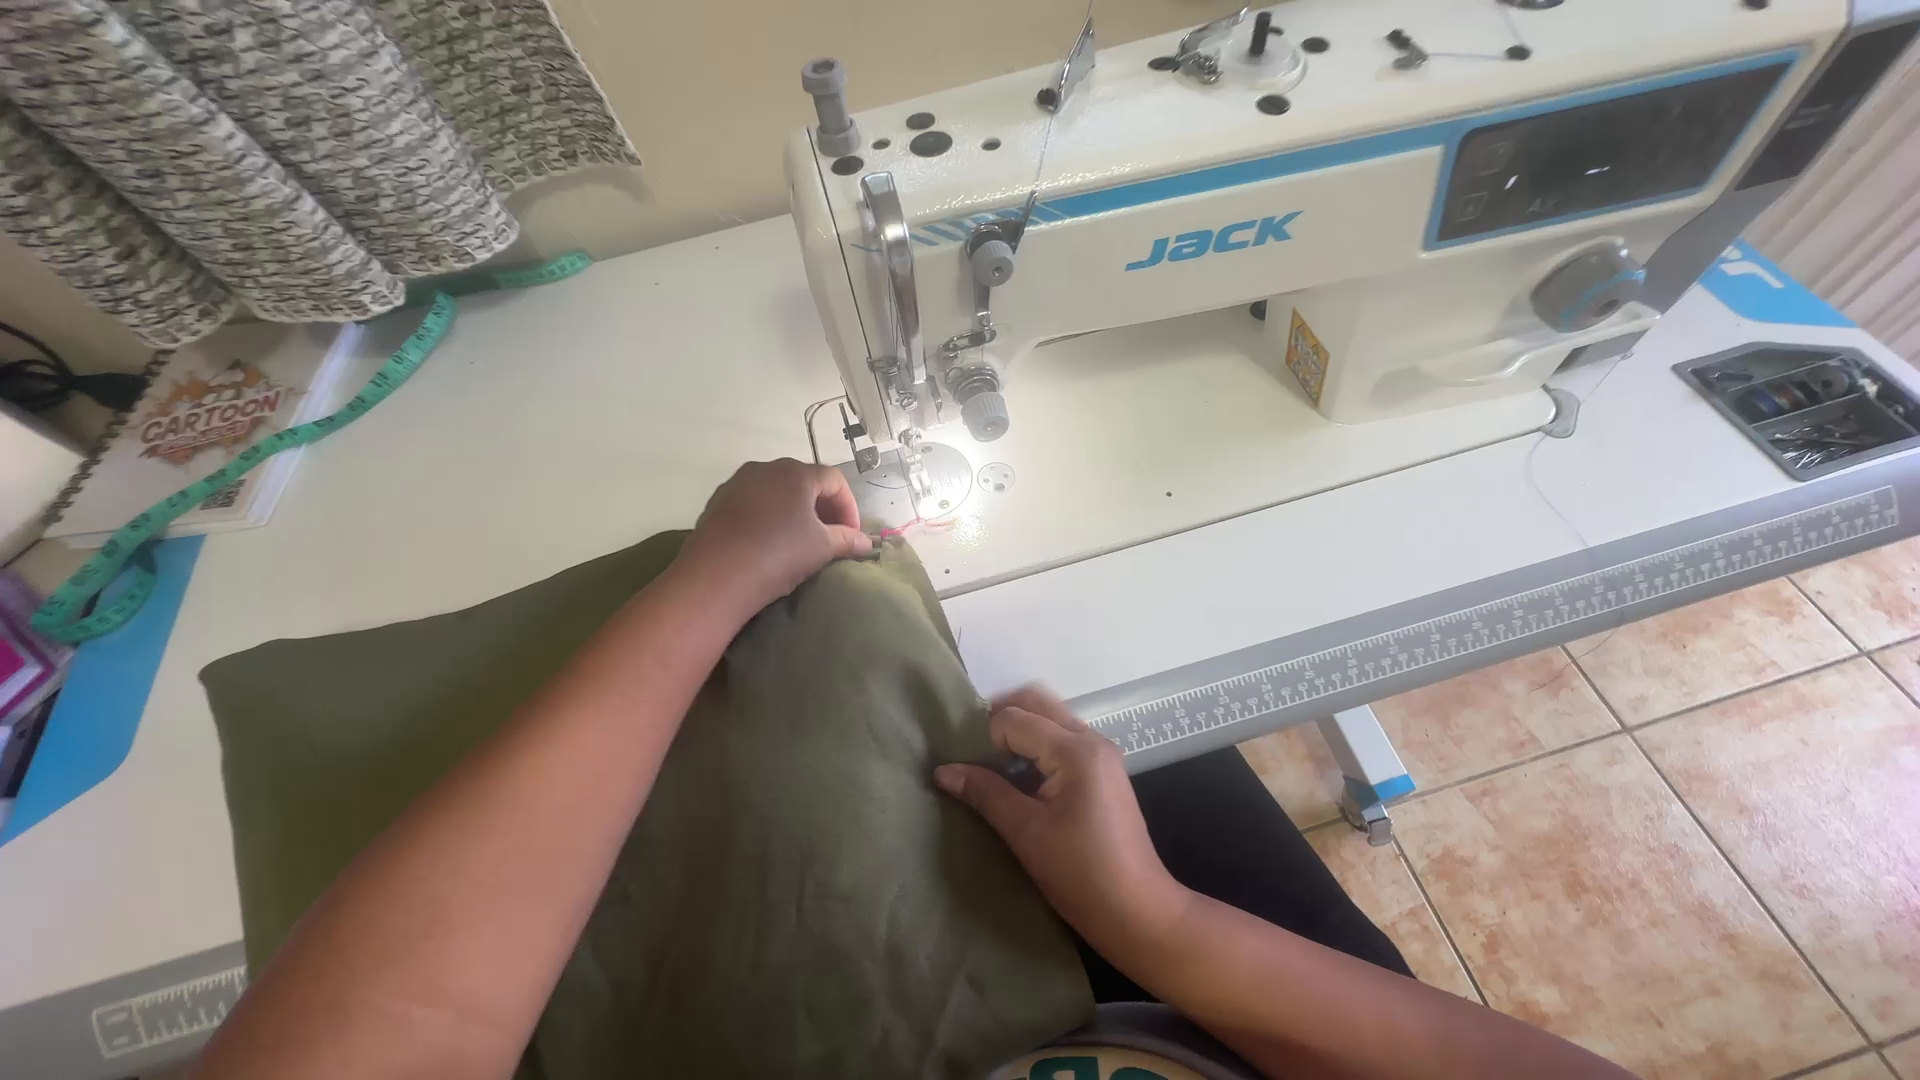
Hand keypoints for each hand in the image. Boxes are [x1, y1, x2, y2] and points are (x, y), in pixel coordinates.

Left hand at [674, 459, 872, 617]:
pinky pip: (753, 503)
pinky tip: (769, 543)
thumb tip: (866, 542)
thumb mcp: (821, 548)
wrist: (716, 577)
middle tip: (830, 536)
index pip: (834, 480)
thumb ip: (846, 539)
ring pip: (776, 491)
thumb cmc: (778, 555)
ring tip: (800, 540)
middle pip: (804, 481)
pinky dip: (768, 517)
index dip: (849, 507)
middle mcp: (765, 468)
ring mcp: (736, 483)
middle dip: (822, 507)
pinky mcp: (716, 502)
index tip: (852, 535)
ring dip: (794, 511)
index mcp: (795, 472)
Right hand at [935, 687, 1188, 952]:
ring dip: (1019, 732)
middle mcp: (1091, 740)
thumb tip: (943, 771)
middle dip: (1000, 719)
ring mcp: (1101, 754)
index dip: (984, 740)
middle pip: (1037, 702)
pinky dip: (1036, 747)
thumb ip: (985, 793)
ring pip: (1051, 718)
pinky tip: (1019, 780)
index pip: (1014, 719)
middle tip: (974, 755)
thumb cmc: (1080, 873)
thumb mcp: (1025, 832)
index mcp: (1075, 750)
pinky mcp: (1103, 771)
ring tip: (993, 768)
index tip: (967, 770)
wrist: (1137, 911)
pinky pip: (1062, 739)